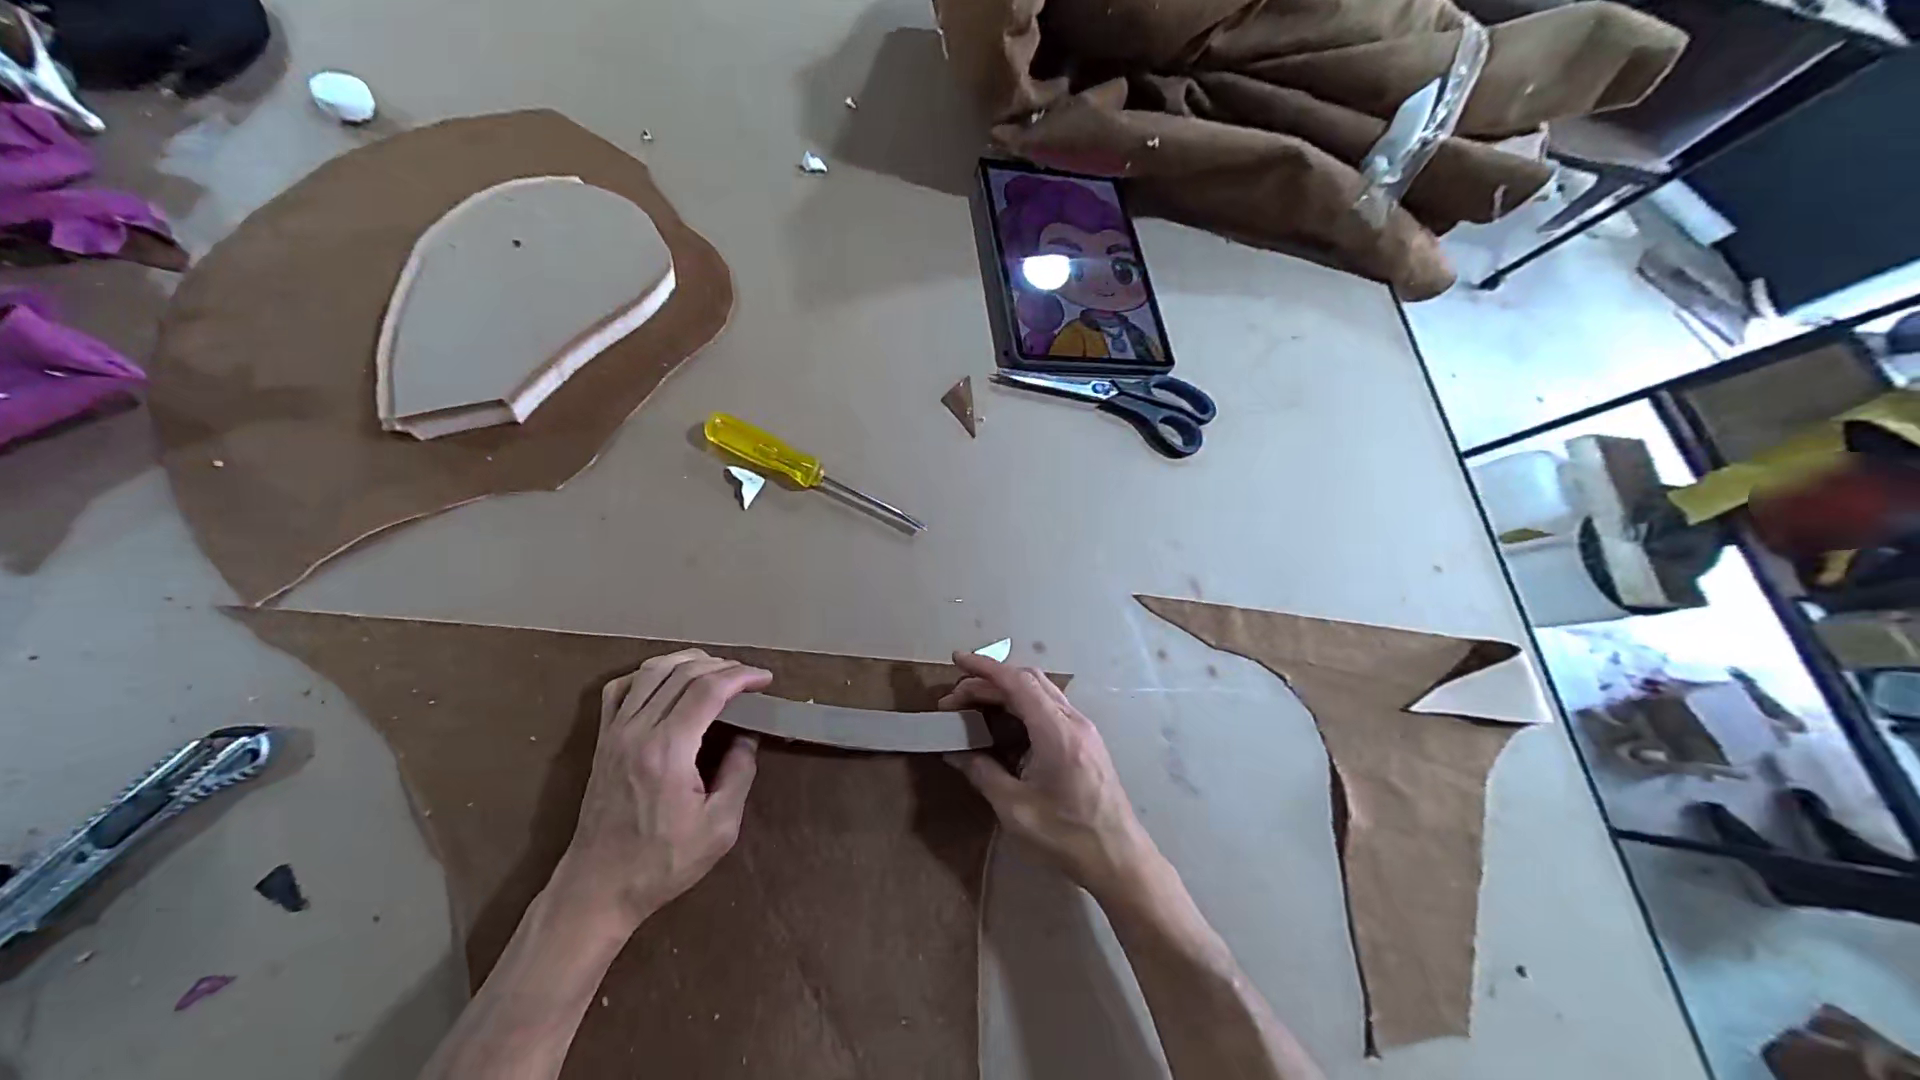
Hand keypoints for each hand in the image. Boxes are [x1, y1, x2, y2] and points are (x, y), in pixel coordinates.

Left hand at [553, 650, 769, 929]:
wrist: (598, 887)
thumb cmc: (662, 862)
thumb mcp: (719, 827)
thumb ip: (739, 774)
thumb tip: (746, 737)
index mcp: (668, 750)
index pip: (707, 690)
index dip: (741, 676)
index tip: (765, 679)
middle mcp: (637, 731)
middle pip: (682, 673)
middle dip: (722, 666)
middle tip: (748, 677)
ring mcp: (614, 732)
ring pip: (651, 672)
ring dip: (688, 662)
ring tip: (715, 669)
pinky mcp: (602, 740)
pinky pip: (621, 688)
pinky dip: (649, 674)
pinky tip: (668, 680)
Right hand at [940, 651, 1156, 898]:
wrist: (1119, 858)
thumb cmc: (1067, 835)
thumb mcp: (1015, 808)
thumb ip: (982, 773)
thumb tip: (954, 752)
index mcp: (1056, 732)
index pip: (1017, 682)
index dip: (984, 668)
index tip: (957, 659)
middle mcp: (1073, 721)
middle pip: (1028, 681)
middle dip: (989, 681)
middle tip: (956, 699)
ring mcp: (1084, 729)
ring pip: (1041, 691)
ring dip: (1007, 691)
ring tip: (975, 706)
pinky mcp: (1086, 741)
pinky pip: (1050, 707)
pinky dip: (1023, 705)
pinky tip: (1004, 725)